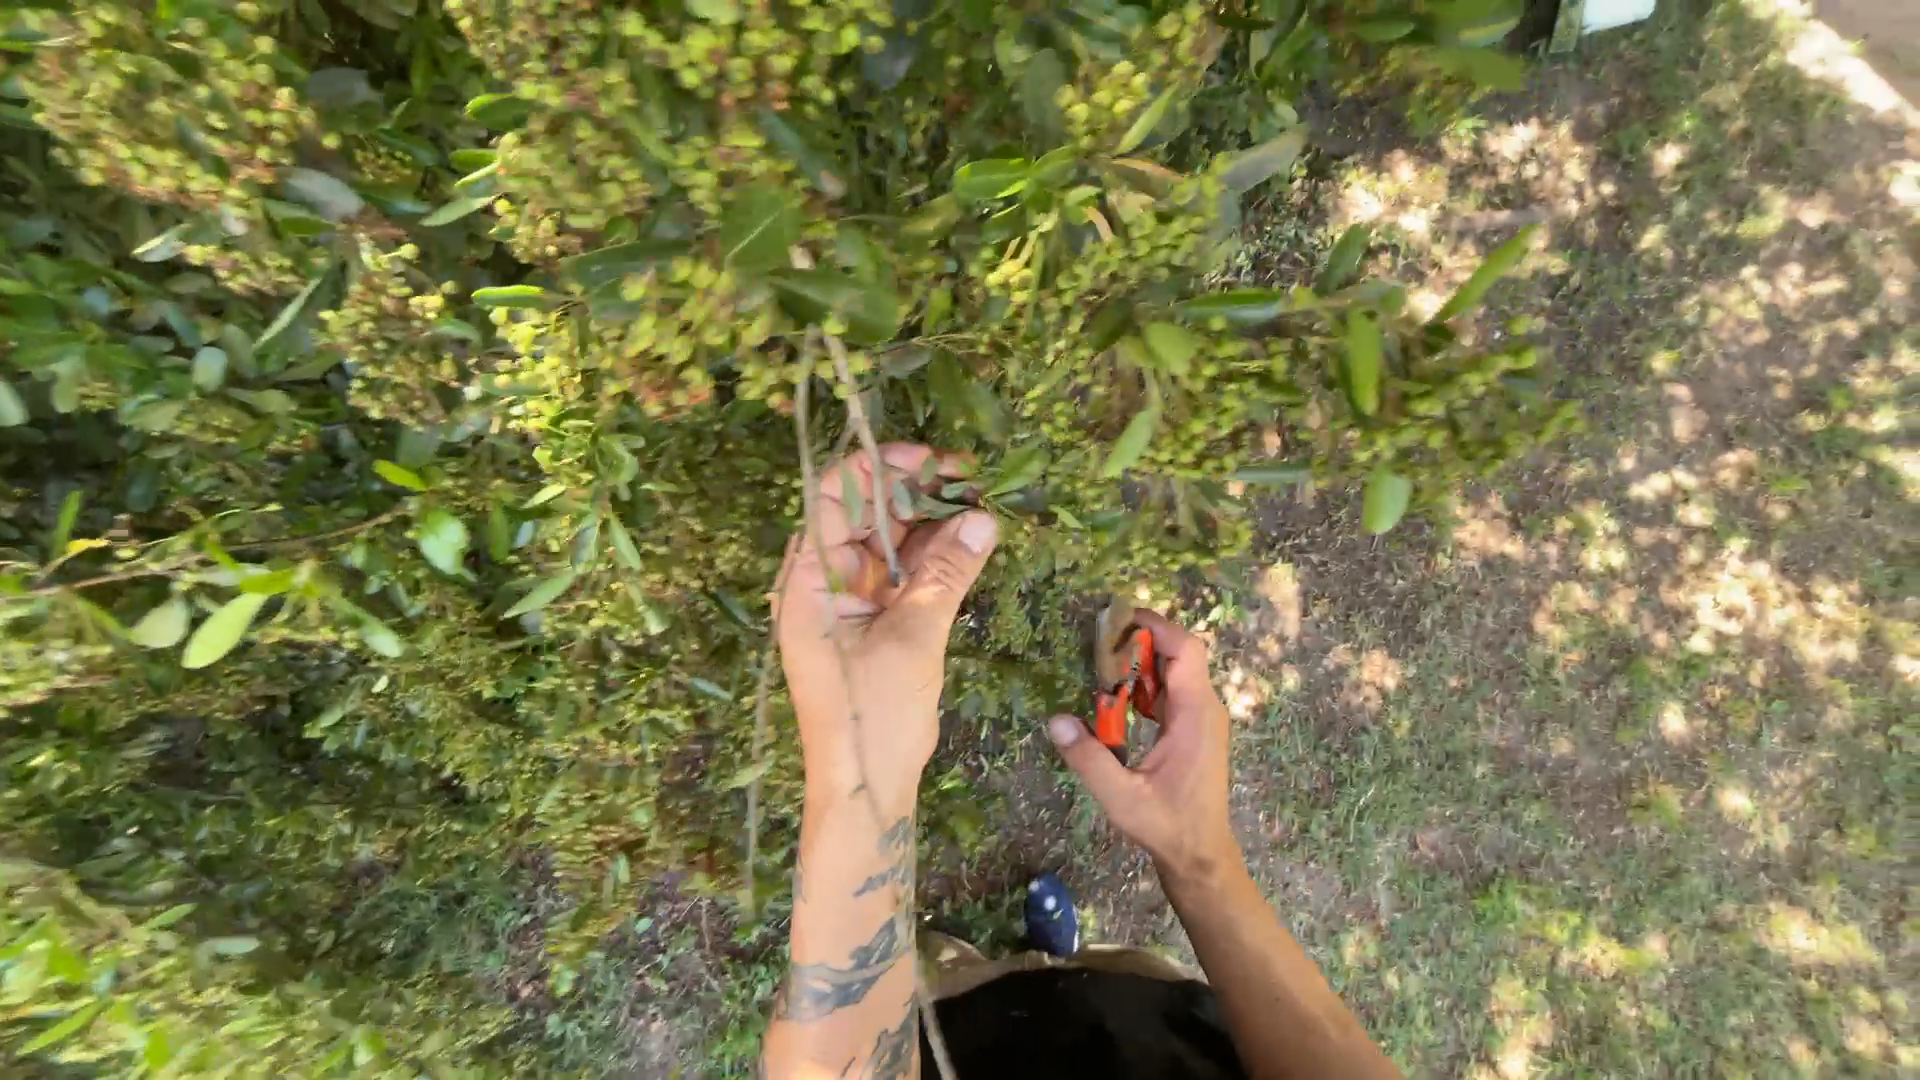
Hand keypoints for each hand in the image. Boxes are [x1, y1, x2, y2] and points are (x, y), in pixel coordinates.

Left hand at [772, 443, 998, 816]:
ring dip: (931, 520)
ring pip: (890, 542)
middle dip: (914, 491)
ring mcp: (852, 599)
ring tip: (979, 500)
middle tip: (969, 477)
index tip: (928, 458)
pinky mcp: (877, 618)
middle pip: (866, 515)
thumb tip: (985, 520)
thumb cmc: (873, 715)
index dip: (877, 468)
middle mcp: (825, 580)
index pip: (833, 499)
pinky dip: (936, 555)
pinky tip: (971, 537)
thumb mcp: (913, 639)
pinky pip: (905, 572)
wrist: (867, 787)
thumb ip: (947, 574)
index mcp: (810, 579)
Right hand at [1046, 611, 1241, 883]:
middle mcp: (1204, 708)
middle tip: (1097, 641)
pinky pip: (1169, 691)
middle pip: (1178, 654)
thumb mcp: (1122, 798)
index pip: (1186, 650)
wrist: (1202, 856)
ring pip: (1173, 671)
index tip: (1119, 619)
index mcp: (1195, 715)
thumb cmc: (1168, 826)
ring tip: (1099, 662)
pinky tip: (1114, 696)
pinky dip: (1143, 683)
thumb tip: (1055, 720)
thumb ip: (1090, 759)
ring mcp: (1200, 718)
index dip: (1157, 626)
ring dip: (1139, 662)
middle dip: (1140, 641)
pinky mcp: (1192, 728)